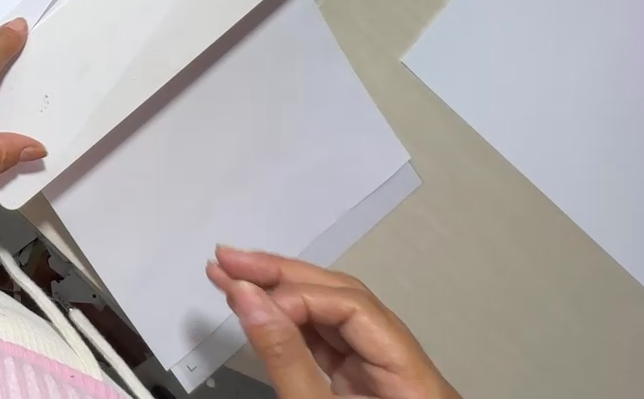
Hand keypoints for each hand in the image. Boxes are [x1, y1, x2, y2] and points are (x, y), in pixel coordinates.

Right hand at [207, 247, 458, 398]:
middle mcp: (409, 370)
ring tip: (225, 271)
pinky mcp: (362, 384)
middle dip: (282, 275)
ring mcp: (385, 376)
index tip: (246, 300)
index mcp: (418, 383)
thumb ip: (282, 354)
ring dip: (277, 288)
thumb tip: (242, 291)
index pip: (355, 309)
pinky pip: (323, 336)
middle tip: (225, 259)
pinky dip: (283, 314)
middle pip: (346, 300)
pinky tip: (248, 299)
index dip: (297, 296)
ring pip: (332, 313)